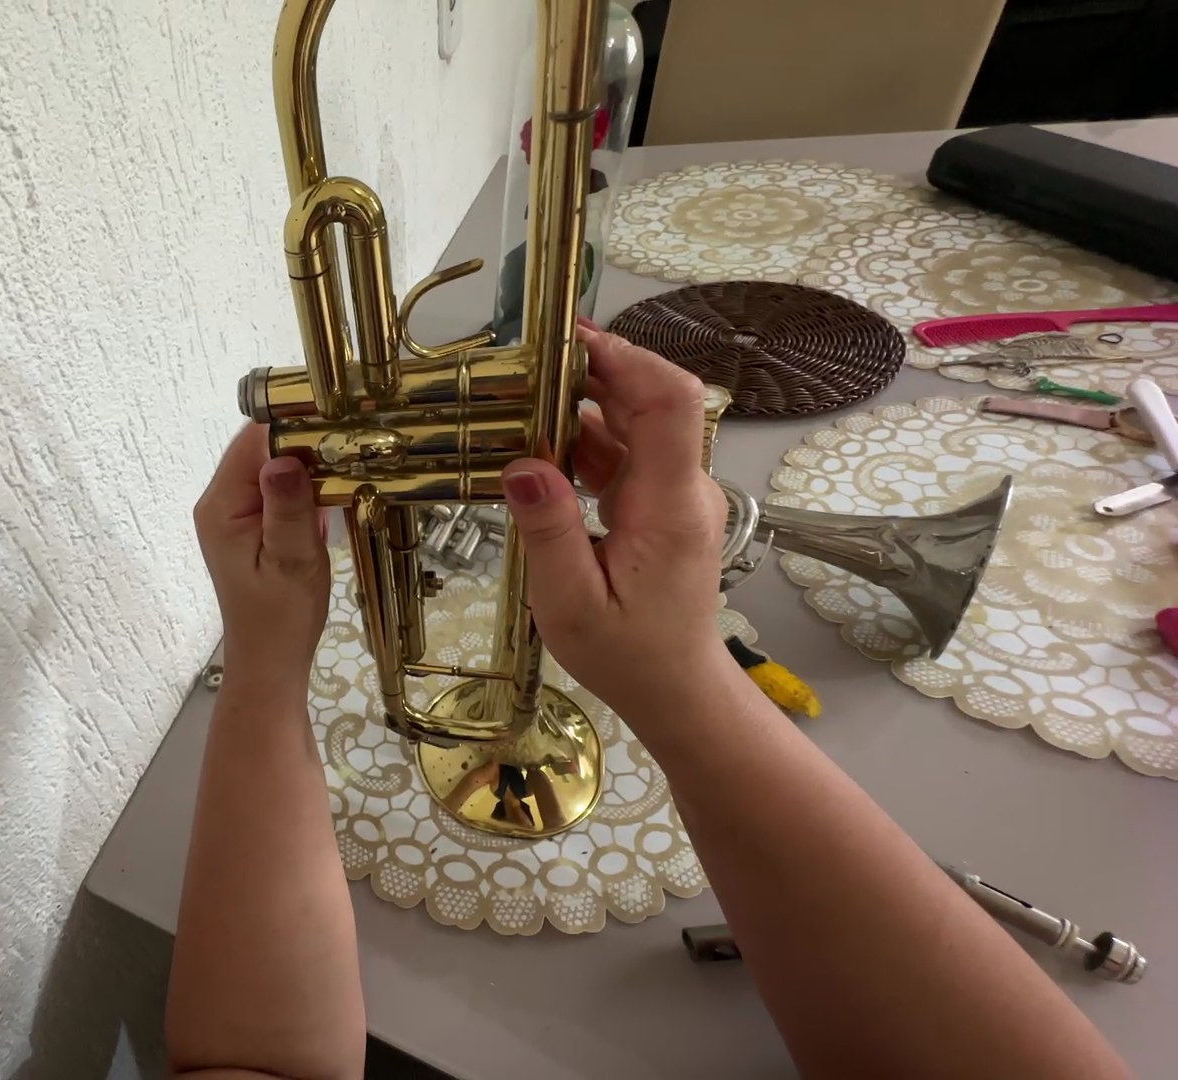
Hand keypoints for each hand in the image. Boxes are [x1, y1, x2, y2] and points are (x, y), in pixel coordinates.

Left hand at [194, 425, 330, 688]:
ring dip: (312, 460)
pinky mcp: (254, 522)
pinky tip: (339, 483)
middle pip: (263, 448)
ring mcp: (236, 511)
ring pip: (275, 464)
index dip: (295, 424)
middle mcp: (221, 501)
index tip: (341, 417)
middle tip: (358, 434)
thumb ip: (287, 508)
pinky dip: (308, 482)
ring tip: (356, 452)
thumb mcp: (290, 561)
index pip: (254, 442)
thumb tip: (284, 457)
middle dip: (308, 439)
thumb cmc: (281, 617)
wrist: (270, 659)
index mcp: (222, 505)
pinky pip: (280, 487)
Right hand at [499, 324, 734, 717]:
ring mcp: (673, 497)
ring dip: (588, 400)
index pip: (668, 405)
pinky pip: (626, 455)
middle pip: (654, 403)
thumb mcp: (572, 603)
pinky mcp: (659, 508)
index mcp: (668, 506)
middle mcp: (681, 489)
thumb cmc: (626, 655)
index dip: (627, 360)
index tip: (572, 339)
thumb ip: (551, 532)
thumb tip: (523, 465)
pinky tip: (545, 439)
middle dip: (599, 369)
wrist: (676, 690)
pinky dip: (587, 437)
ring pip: (637, 425)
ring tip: (528, 391)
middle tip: (532, 358)